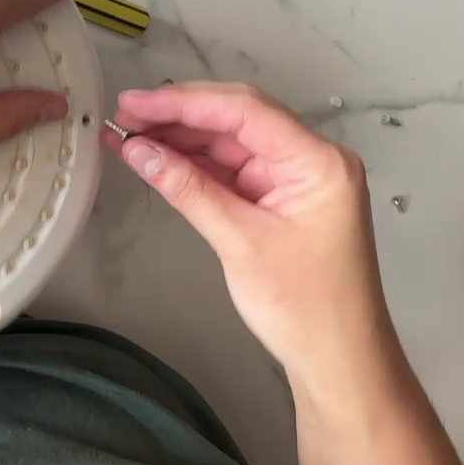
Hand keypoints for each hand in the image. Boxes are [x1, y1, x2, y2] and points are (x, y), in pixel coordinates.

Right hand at [106, 82, 392, 386]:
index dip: (184, 102)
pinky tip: (157, 158)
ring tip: (129, 135)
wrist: (338, 362)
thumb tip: (139, 151)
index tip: (135, 104)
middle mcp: (309, 159)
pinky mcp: (277, 198)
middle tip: (125, 115)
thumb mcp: (240, 243)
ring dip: (180, 138)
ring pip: (229, 142)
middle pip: (236, 119)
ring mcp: (292, 178)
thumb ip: (188, 189)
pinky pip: (230, 169)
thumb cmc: (305, 308)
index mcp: (317, 161)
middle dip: (179, 114)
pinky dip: (193, 164)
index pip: (244, 111)